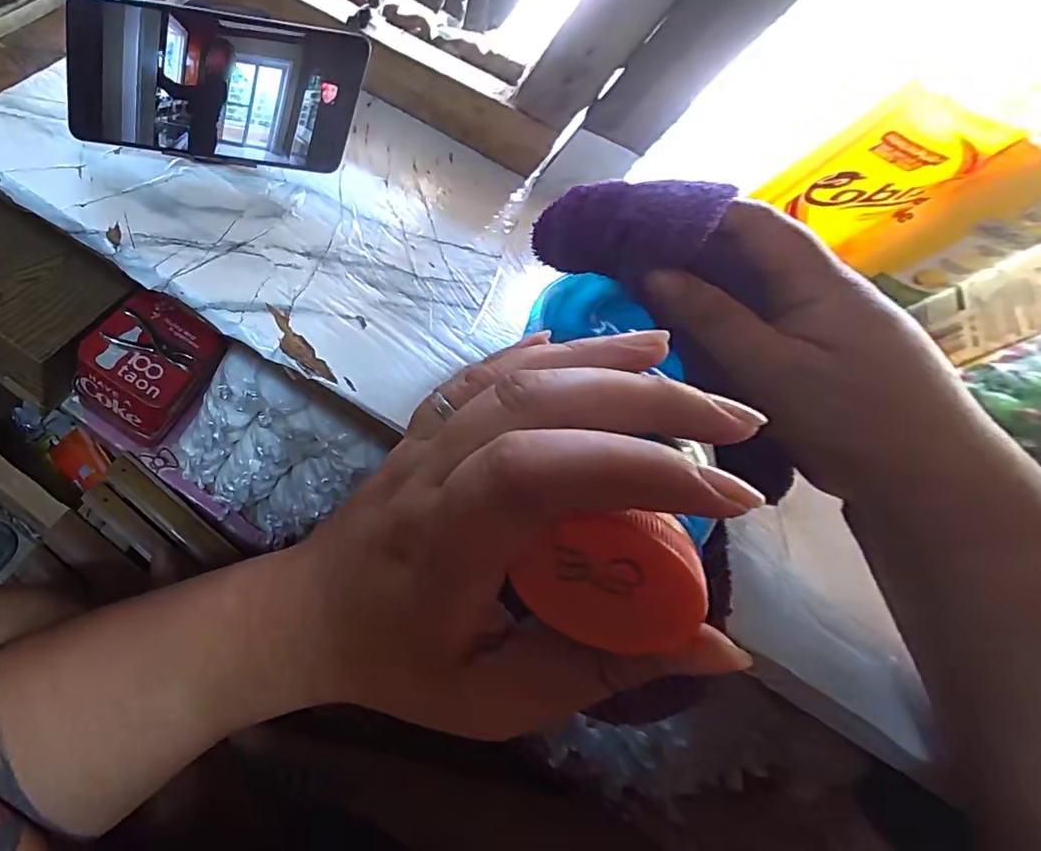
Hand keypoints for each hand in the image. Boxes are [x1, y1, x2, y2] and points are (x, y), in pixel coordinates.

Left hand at [272, 331, 766, 741]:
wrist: (310, 613)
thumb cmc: (397, 662)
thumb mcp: (494, 697)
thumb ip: (598, 669)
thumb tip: (721, 647)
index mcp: (444, 542)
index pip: (534, 475)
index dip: (631, 469)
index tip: (729, 496)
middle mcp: (429, 472)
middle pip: (529, 407)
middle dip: (637, 403)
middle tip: (731, 421)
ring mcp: (418, 440)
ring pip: (504, 380)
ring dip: (590, 359)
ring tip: (668, 354)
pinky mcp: (417, 430)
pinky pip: (472, 378)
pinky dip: (525, 355)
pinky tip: (570, 344)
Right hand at [641, 200, 1015, 499]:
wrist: (934, 486)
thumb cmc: (855, 419)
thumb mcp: (772, 368)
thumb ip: (711, 317)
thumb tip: (654, 272)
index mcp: (819, 279)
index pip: (753, 221)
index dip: (697, 211)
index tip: (641, 219)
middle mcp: (820, 289)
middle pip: (748, 249)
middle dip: (688, 247)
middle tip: (627, 256)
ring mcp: (819, 320)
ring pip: (749, 284)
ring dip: (698, 281)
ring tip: (641, 286)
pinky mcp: (814, 350)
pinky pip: (755, 316)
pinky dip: (715, 313)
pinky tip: (683, 325)